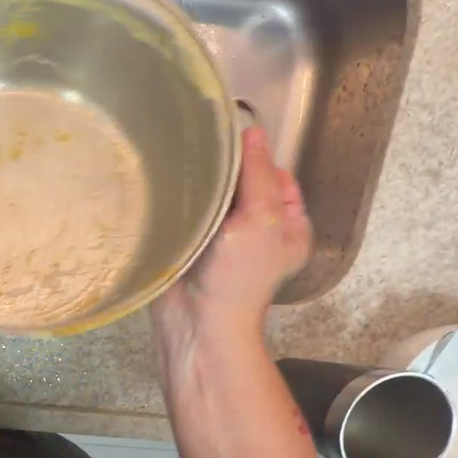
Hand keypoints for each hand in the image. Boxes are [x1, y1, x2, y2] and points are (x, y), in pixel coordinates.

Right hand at [151, 127, 311, 378]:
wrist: (196, 324)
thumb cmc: (237, 278)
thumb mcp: (261, 219)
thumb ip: (258, 175)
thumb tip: (251, 133)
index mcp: (287, 223)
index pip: (275, 174)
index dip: (256, 159)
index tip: (231, 149)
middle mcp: (257, 230)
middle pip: (242, 184)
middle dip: (224, 173)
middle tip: (203, 162)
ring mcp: (223, 241)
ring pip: (213, 198)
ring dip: (199, 189)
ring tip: (183, 177)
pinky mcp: (192, 248)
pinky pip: (189, 216)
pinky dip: (180, 206)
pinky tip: (170, 196)